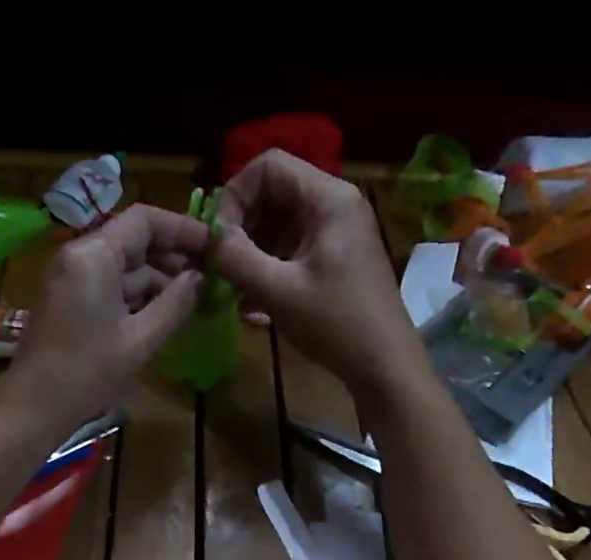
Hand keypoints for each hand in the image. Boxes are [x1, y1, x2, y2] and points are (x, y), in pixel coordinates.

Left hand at [0, 205, 206, 431]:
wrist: (33, 408)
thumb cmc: (88, 373)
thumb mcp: (141, 339)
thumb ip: (176, 303)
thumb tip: (200, 279)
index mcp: (94, 255)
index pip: (145, 220)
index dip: (183, 229)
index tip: (213, 248)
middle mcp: (78, 257)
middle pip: (133, 241)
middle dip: (171, 258)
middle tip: (209, 278)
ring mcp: (69, 280)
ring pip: (122, 267)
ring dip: (155, 281)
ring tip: (192, 302)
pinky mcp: (67, 302)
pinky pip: (107, 287)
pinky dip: (134, 296)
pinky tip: (161, 315)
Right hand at [212, 150, 423, 389]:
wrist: (382, 362)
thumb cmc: (334, 323)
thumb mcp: (278, 291)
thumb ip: (237, 258)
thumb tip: (208, 238)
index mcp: (328, 199)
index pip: (268, 166)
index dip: (234, 195)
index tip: (218, 238)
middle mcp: (333, 204)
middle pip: (271, 192)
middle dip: (239, 225)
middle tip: (219, 264)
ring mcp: (334, 231)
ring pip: (276, 222)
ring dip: (248, 249)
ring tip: (231, 287)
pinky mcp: (331, 256)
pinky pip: (288, 246)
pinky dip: (265, 265)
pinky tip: (250, 301)